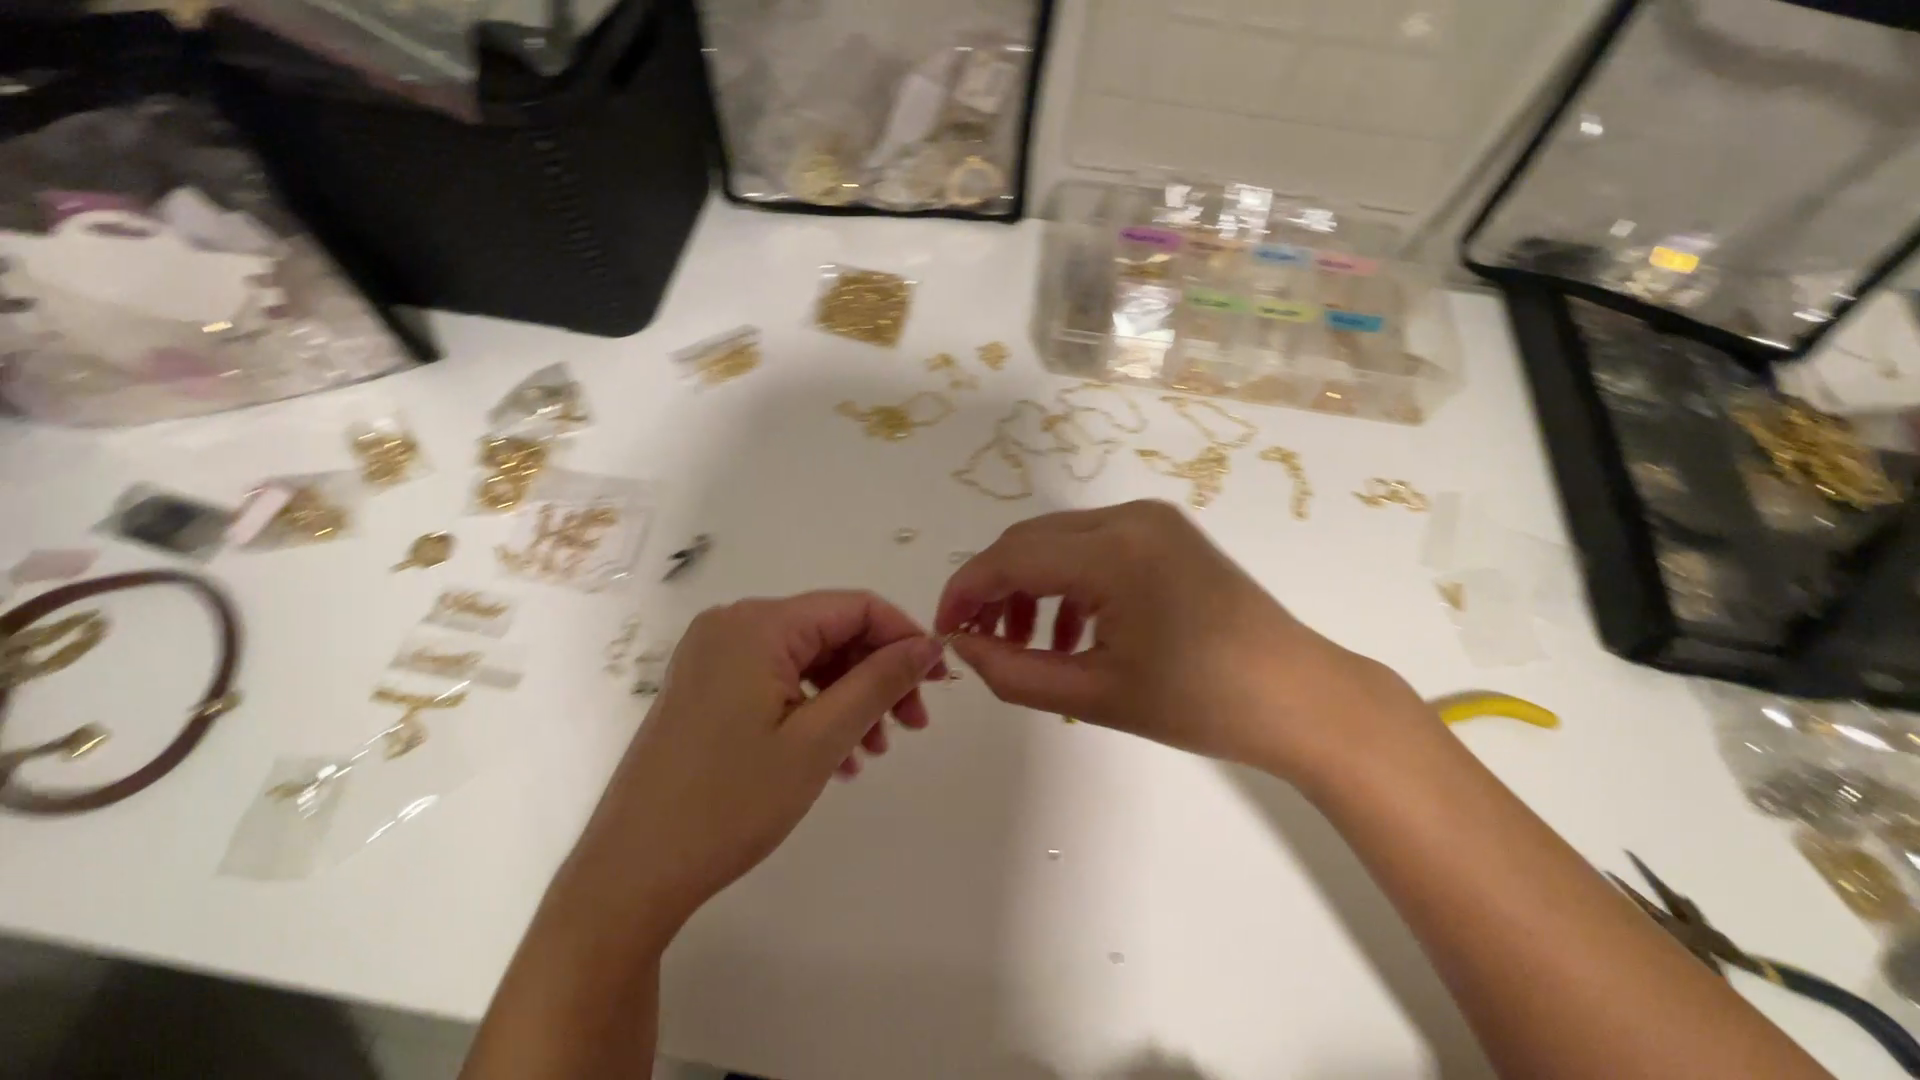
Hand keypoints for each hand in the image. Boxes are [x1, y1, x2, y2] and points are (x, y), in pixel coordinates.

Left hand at [568, 591, 946, 934]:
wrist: (634, 869)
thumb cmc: (731, 802)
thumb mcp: (820, 740)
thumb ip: (879, 682)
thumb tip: (928, 645)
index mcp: (756, 624)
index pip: (854, 607)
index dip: (904, 638)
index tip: (938, 684)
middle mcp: (731, 626)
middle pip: (829, 632)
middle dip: (877, 675)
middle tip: (912, 727)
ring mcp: (711, 658)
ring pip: (805, 660)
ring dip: (849, 698)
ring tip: (873, 752)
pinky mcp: (703, 690)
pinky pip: (775, 683)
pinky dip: (813, 711)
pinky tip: (836, 759)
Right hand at [935, 501, 1416, 779]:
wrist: (1300, 698)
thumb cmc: (1201, 704)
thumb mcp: (1095, 695)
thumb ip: (1013, 671)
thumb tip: (960, 648)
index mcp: (1114, 550)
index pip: (1010, 557)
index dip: (965, 592)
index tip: (944, 633)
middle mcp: (1131, 518)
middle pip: (1031, 541)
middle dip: (994, 589)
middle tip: (980, 644)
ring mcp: (1154, 523)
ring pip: (1061, 543)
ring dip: (1030, 587)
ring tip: (1026, 647)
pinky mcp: (1168, 536)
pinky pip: (1096, 549)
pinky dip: (1069, 585)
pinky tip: (1072, 634)